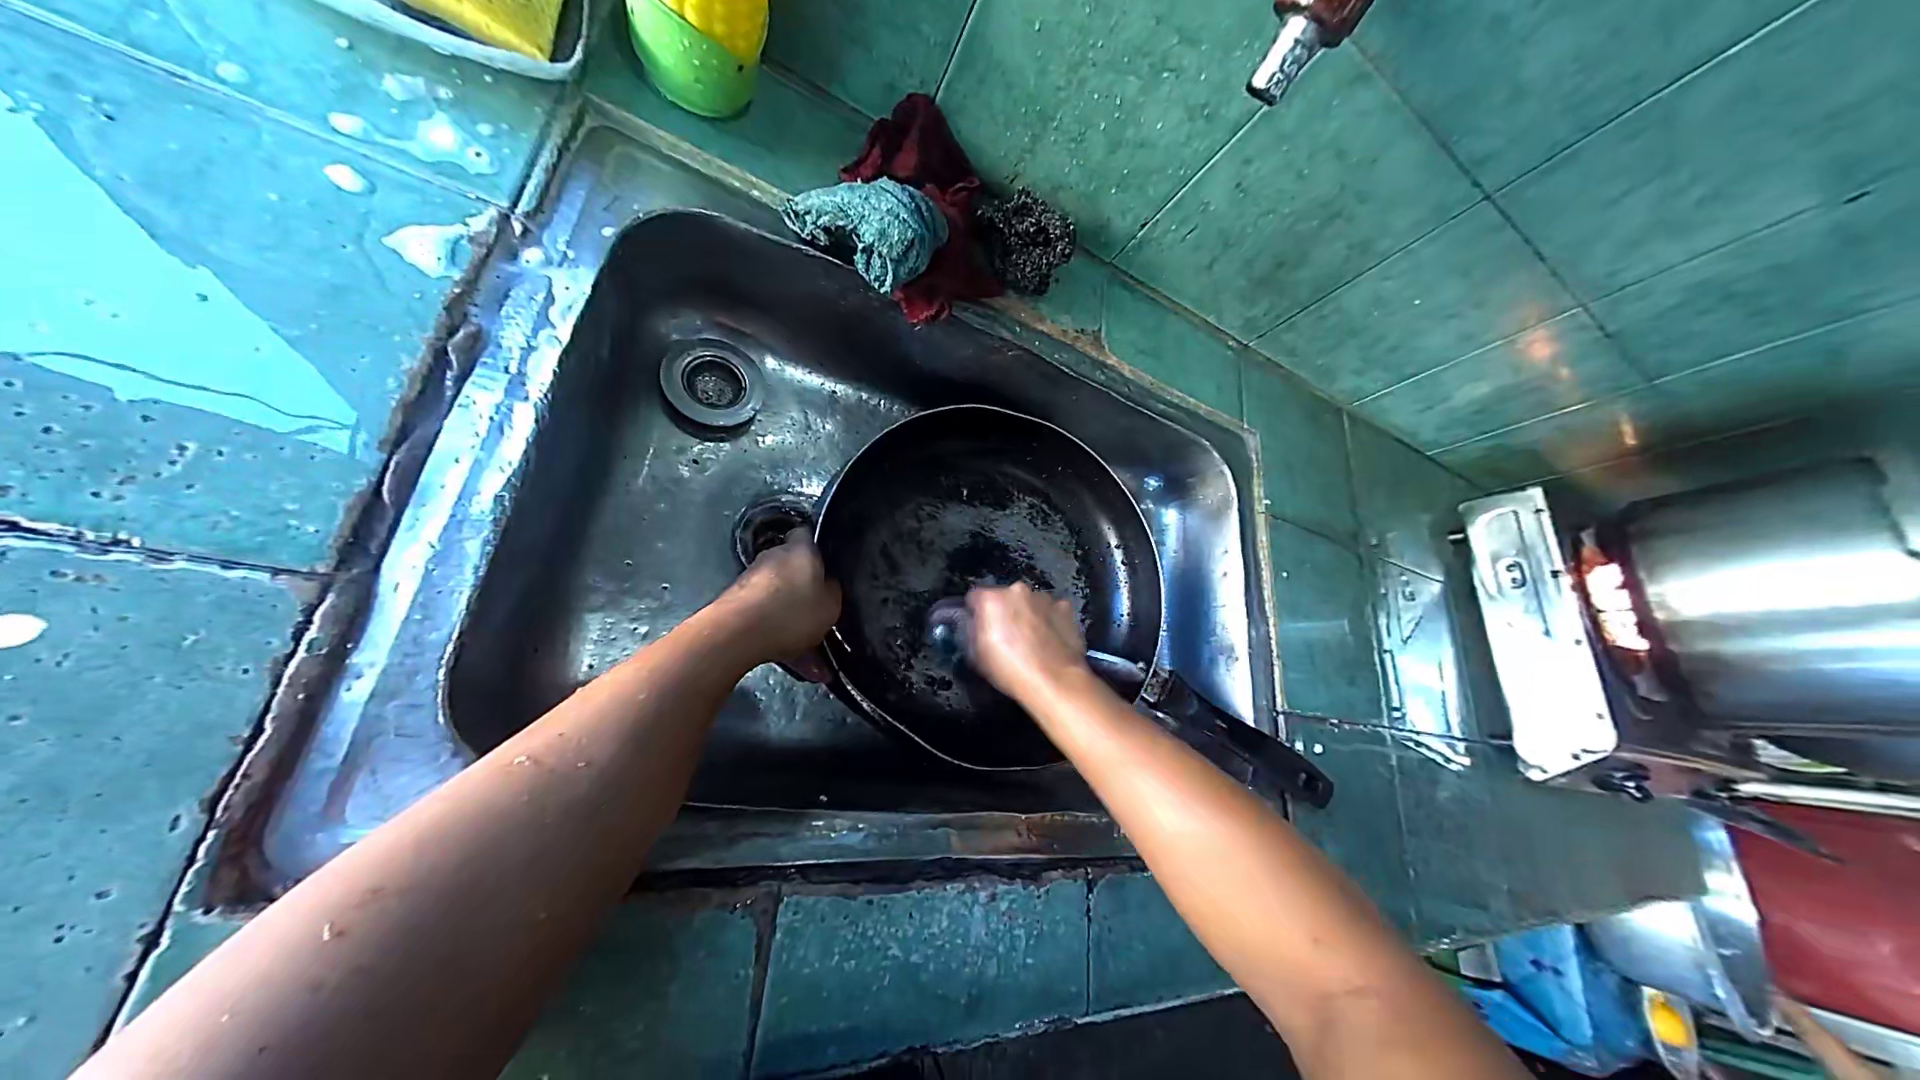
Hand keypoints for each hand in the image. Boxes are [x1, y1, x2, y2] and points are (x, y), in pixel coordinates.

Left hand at [717, 528, 841, 668]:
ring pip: (778, 595)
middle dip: (802, 588)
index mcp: (800, 550)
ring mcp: (750, 578)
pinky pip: (763, 615)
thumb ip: (832, 591)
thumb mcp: (831, 606)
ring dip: (788, 615)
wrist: (738, 634)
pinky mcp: (735, 601)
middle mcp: (773, 556)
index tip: (826, 568)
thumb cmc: (792, 613)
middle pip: (791, 567)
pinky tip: (789, 659)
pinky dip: (774, 632)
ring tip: (806, 652)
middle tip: (816, 613)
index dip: (816, 549)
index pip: (807, 534)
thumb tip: (828, 585)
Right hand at [965, 583, 1088, 702]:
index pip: (974, 597)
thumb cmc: (1010, 670)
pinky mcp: (1064, 608)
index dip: (975, 612)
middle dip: (1003, 612)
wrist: (1053, 681)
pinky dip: (1049, 620)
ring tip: (1031, 641)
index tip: (978, 626)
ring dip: (1027, 615)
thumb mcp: (976, 656)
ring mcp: (1043, 598)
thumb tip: (974, 627)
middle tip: (1006, 636)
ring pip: (1028, 602)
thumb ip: (972, 632)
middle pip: (1004, 597)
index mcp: (991, 600)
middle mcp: (1016, 591)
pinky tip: (1049, 639)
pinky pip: (1051, 610)